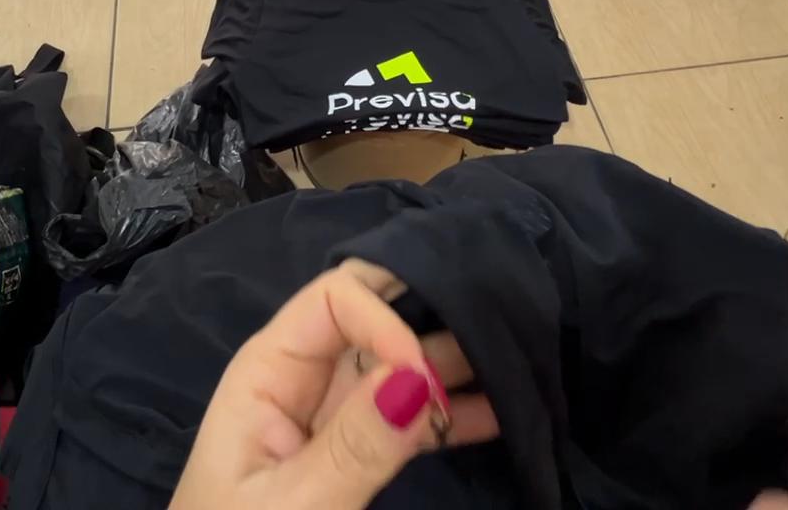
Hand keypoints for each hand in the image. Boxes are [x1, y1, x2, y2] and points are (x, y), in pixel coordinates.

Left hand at [170, 259, 498, 509]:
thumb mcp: (290, 504)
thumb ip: (353, 445)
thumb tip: (417, 376)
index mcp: (270, 365)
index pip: (333, 299)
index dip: (385, 320)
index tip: (426, 378)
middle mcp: (305, 372)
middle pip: (368, 313)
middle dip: (425, 307)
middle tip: (492, 316)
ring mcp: (334, 409)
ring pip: (398, 361)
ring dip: (452, 358)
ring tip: (516, 353)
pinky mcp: (358, 448)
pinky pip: (410, 415)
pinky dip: (453, 411)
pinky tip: (504, 410)